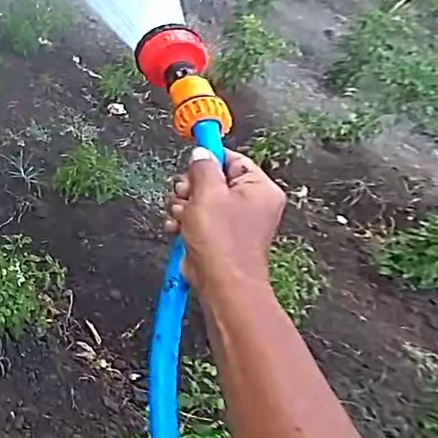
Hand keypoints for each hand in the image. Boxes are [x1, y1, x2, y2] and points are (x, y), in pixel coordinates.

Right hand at [164, 148, 286, 295]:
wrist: (221, 283)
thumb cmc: (222, 242)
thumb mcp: (208, 193)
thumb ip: (203, 168)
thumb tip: (200, 155)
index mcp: (259, 189)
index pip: (232, 159)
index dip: (209, 159)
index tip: (191, 161)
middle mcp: (251, 203)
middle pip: (212, 179)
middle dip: (191, 187)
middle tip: (185, 196)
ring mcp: (234, 221)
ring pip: (200, 199)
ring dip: (183, 206)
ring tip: (182, 217)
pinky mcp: (219, 235)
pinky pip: (197, 218)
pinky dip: (184, 221)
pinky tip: (178, 228)